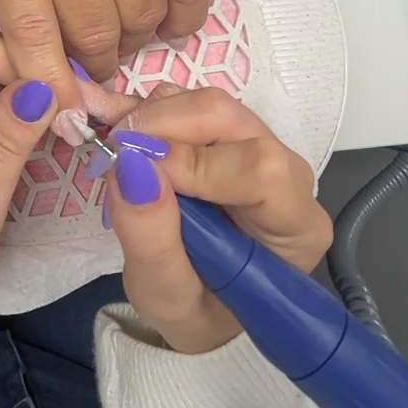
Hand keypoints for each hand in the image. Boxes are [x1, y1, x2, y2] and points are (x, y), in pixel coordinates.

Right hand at [0, 0, 212, 112]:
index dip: (182, 15)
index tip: (170, 26)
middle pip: (142, 15)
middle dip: (136, 36)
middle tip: (121, 40)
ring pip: (96, 36)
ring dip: (98, 59)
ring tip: (91, 59)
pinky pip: (34, 41)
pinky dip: (49, 80)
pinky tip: (59, 104)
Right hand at [105, 86, 332, 354]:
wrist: (198, 302)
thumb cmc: (195, 309)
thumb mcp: (167, 297)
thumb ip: (151, 238)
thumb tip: (131, 164)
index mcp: (294, 224)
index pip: (259, 168)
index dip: (192, 161)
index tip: (134, 170)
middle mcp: (284, 173)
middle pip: (228, 118)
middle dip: (161, 125)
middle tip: (114, 152)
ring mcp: (254, 143)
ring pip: (202, 101)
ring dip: (147, 117)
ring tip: (116, 154)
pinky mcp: (219, 129)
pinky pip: (181, 98)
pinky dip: (138, 109)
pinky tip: (115, 132)